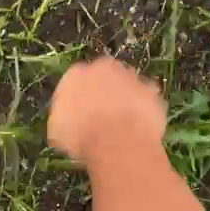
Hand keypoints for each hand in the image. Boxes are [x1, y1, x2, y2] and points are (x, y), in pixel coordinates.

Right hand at [46, 57, 167, 164]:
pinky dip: (143, 109)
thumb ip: (64, 116)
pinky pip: (146, 99)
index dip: (77, 97)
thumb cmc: (80, 137)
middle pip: (103, 76)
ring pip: (126, 84)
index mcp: (75, 74)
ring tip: (122, 124)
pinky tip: (138, 126)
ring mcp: (131, 77)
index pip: (75, 80)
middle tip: (100, 115)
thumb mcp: (57, 130)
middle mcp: (103, 67)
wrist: (117, 142)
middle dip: (103, 91)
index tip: (78, 113)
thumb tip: (68, 119)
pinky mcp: (151, 90)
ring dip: (124, 98)